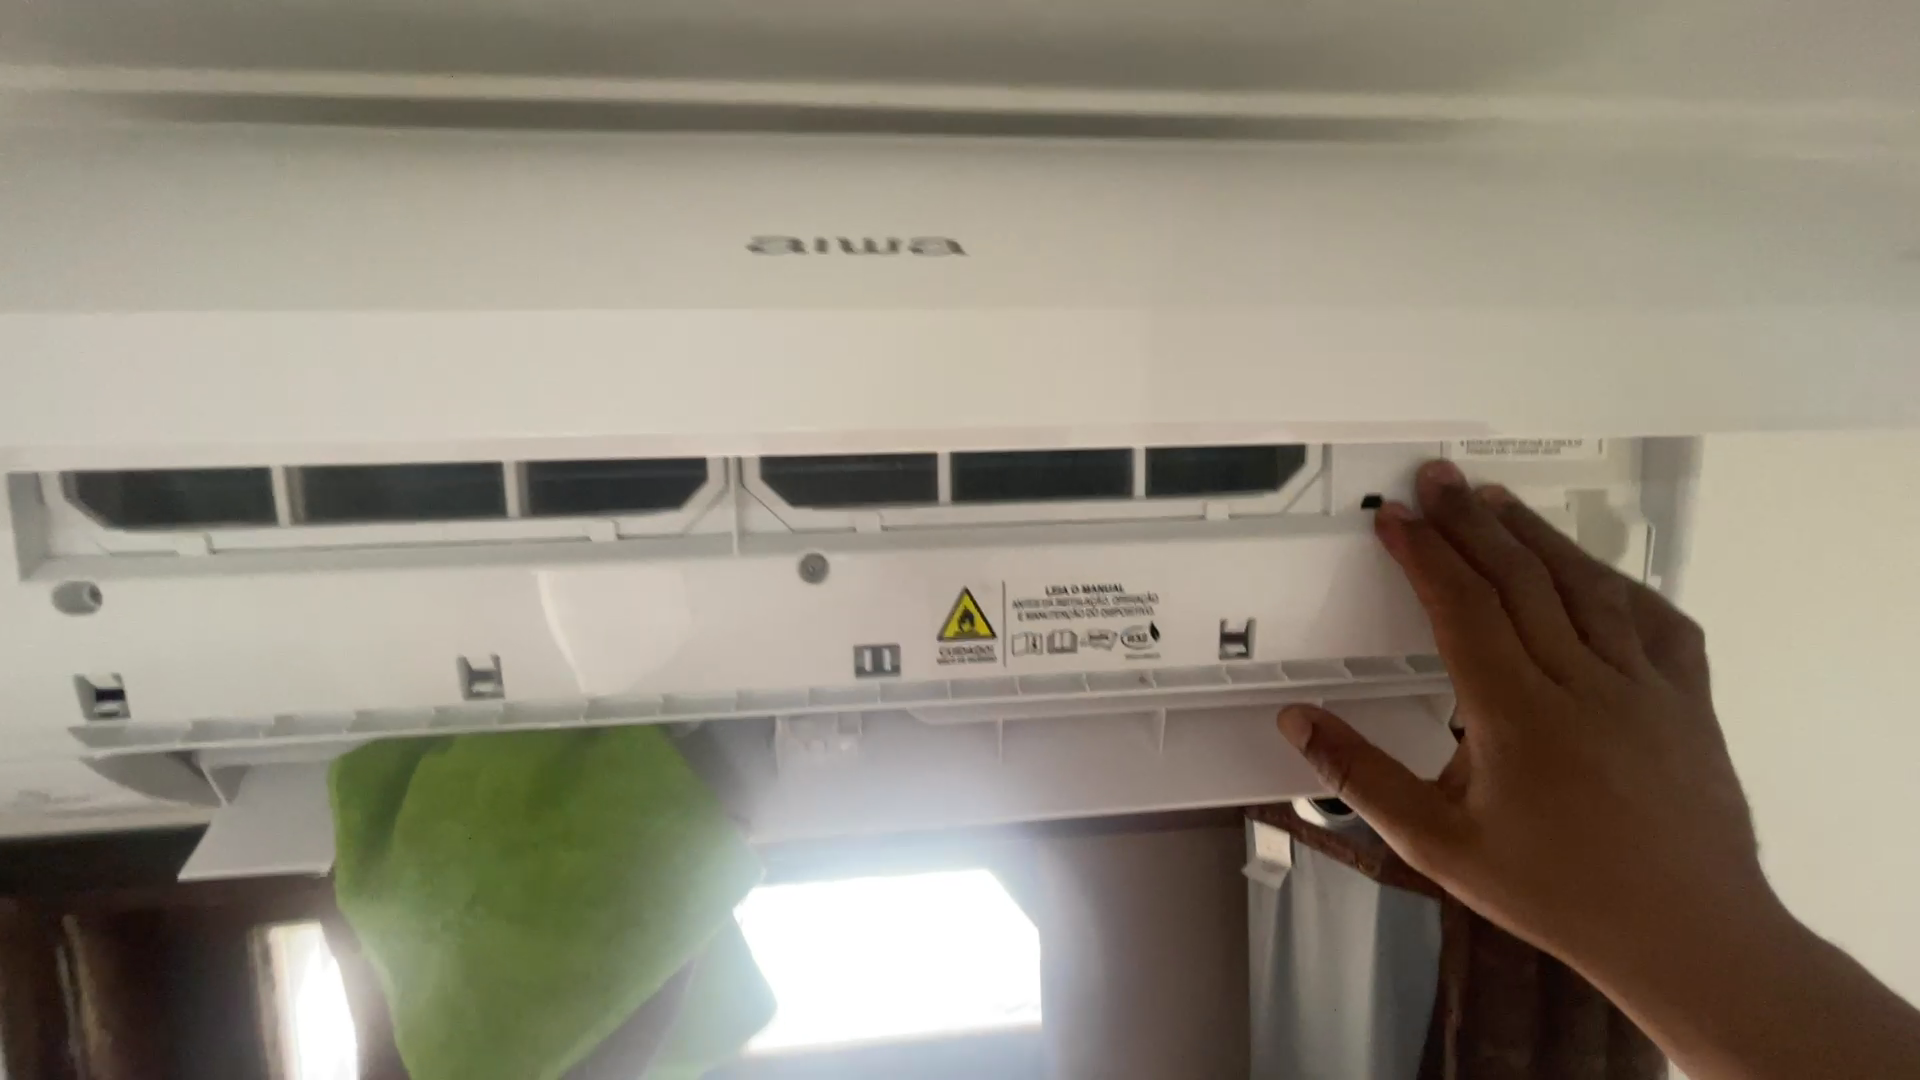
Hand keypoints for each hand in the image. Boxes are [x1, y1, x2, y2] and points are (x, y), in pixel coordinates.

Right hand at [1277, 459, 1776, 965]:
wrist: (1696, 942)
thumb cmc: (1554, 891)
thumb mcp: (1434, 844)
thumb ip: (1359, 776)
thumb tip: (1295, 719)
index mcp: (1518, 714)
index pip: (1462, 607)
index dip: (1423, 555)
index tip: (1393, 518)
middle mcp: (1585, 684)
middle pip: (1520, 579)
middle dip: (1469, 522)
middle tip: (1435, 478)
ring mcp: (1647, 688)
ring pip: (1585, 586)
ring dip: (1533, 534)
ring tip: (1492, 497)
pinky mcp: (1689, 702)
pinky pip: (1656, 620)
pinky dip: (1614, 579)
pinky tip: (1588, 565)